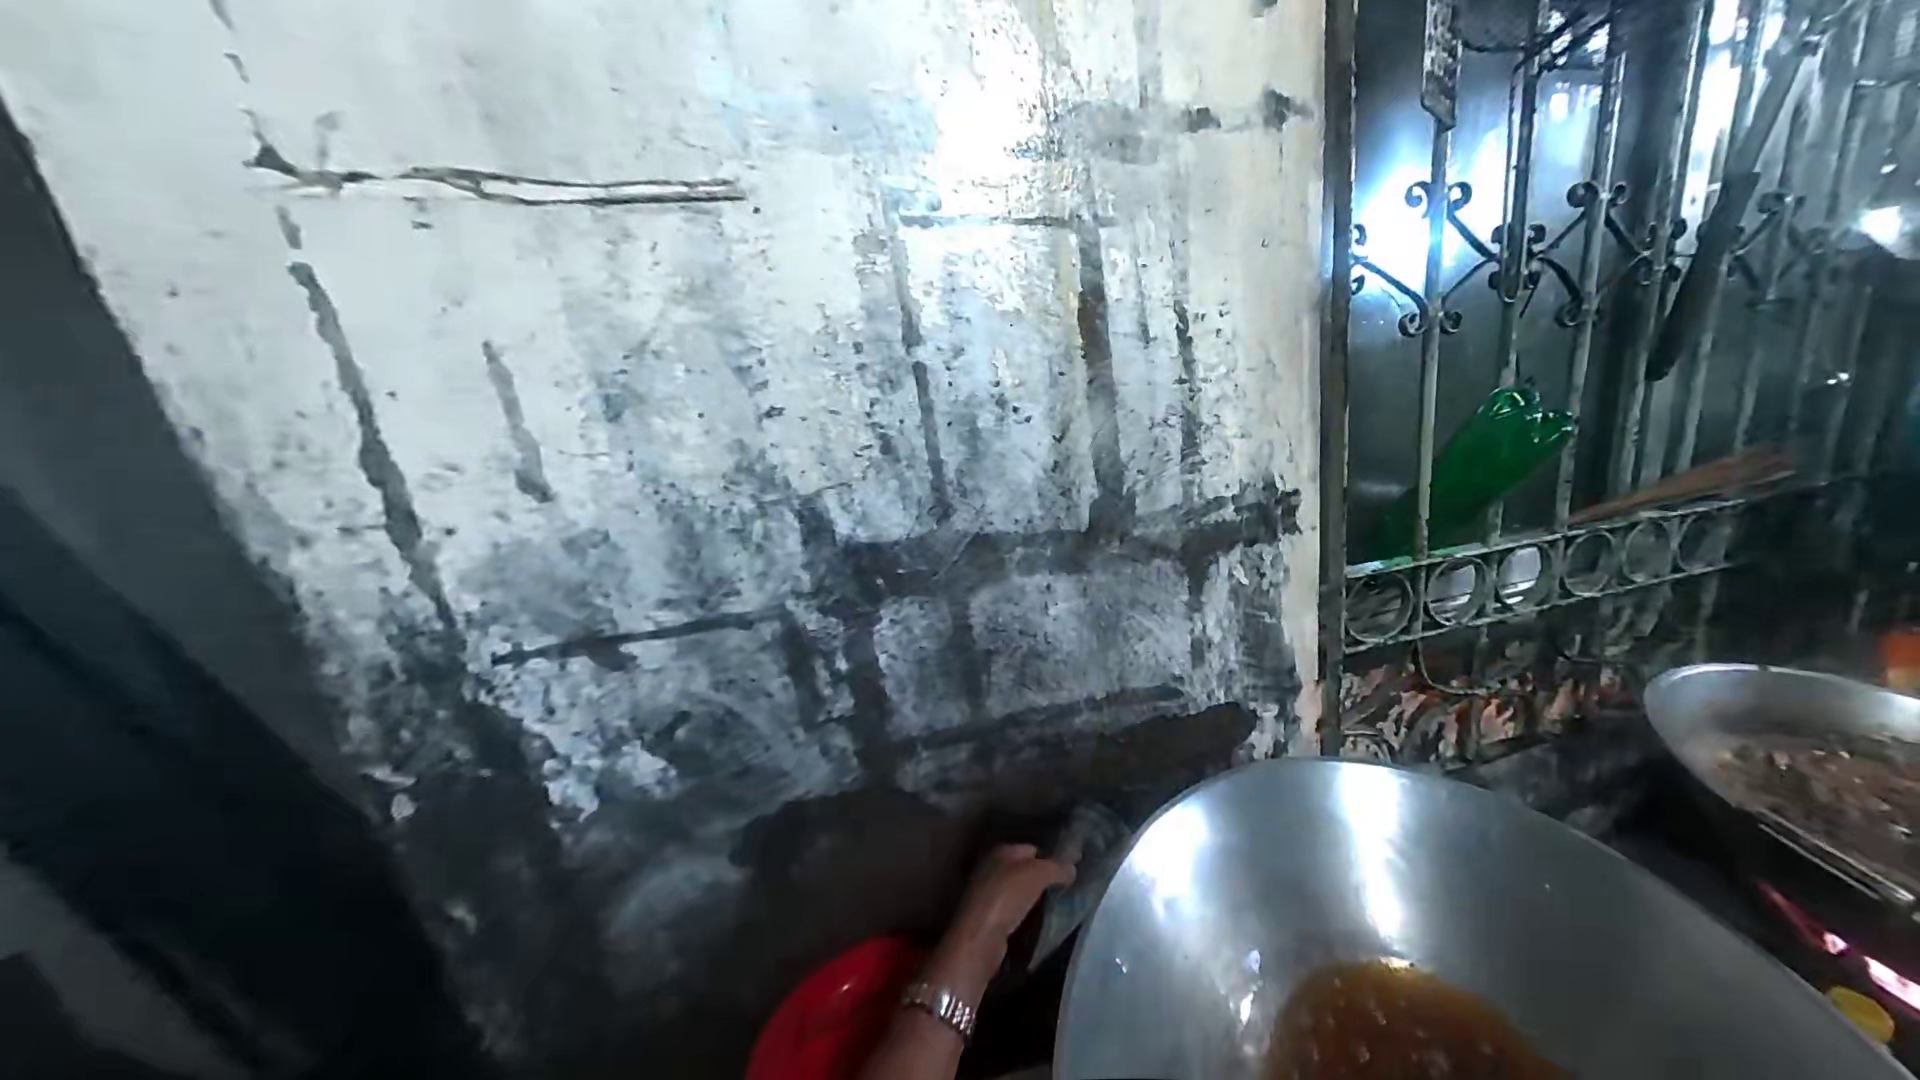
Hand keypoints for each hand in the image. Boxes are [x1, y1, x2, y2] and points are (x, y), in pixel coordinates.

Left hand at [951, 843, 1076, 943]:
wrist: (980, 936)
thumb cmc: (1007, 896)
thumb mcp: (1038, 874)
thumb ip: (1057, 868)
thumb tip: (1072, 868)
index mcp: (1002, 850)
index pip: (1033, 848)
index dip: (1052, 856)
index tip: (1072, 868)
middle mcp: (992, 866)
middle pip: (1026, 868)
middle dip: (1044, 877)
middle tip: (1067, 887)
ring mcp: (989, 892)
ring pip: (1020, 889)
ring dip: (1036, 896)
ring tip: (1058, 903)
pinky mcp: (989, 915)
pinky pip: (1015, 907)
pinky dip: (1027, 911)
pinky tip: (1039, 918)